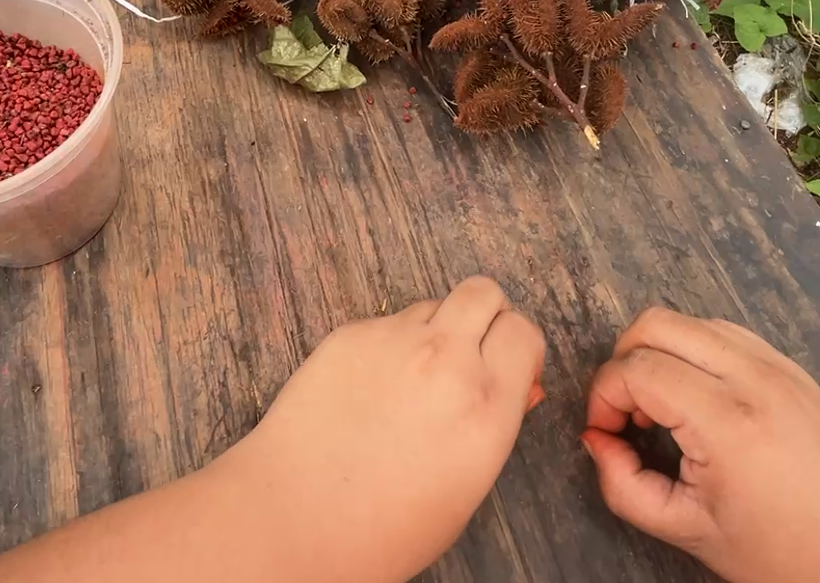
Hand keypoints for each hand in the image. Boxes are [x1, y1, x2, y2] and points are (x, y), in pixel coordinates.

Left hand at [211, 276, 545, 582]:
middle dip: (486, 314)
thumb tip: (517, 385)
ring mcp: (394, 338)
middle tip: (471, 348)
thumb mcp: (465, 486)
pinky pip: (386, 323)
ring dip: (434, 330)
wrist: (295, 516)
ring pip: (432, 305)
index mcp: (486, 406)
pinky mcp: (351, 331)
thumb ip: (493, 422)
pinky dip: (387, 345)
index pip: (524, 332)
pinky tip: (366, 388)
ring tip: (409, 381)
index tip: (510, 362)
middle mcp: (446, 360)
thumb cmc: (386, 527)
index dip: (519, 344)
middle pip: (484, 291)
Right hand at [580, 308, 819, 582]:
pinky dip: (695, 350)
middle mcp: (752, 376)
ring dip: (659, 351)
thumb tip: (596, 439)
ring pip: (689, 320)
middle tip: (628, 413)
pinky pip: (725, 332)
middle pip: (654, 324)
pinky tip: (701, 397)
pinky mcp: (795, 367)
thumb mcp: (691, 533)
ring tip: (664, 405)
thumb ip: (624, 485)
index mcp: (726, 421)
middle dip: (623, 362)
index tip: (605, 434)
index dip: (604, 397)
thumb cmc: (789, 560)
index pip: (635, 371)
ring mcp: (779, 365)